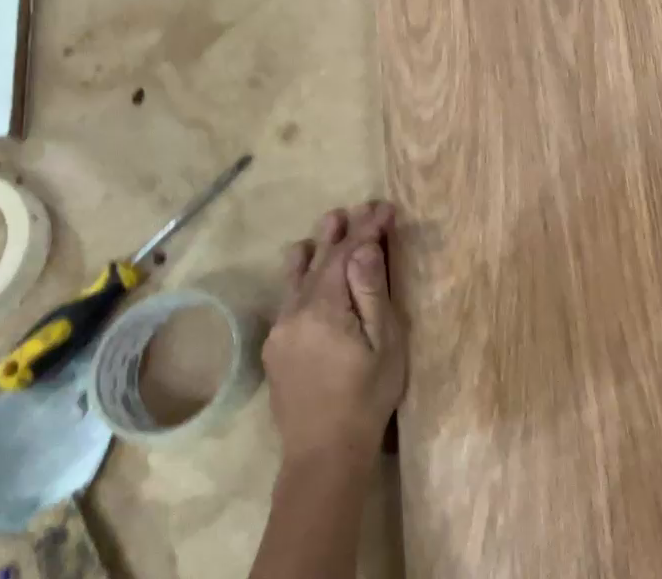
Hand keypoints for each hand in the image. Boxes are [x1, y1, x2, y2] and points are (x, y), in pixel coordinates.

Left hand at [264, 202, 405, 464]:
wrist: (323, 453)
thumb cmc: (367, 396)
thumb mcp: (384, 343)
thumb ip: (372, 293)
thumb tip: (365, 248)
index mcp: (323, 308)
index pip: (345, 254)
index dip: (366, 229)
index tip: (386, 208)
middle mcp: (293, 312)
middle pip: (316, 260)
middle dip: (339, 232)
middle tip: (355, 208)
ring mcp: (280, 331)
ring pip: (295, 278)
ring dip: (315, 251)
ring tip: (327, 230)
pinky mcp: (275, 348)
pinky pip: (289, 298)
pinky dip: (304, 277)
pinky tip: (310, 275)